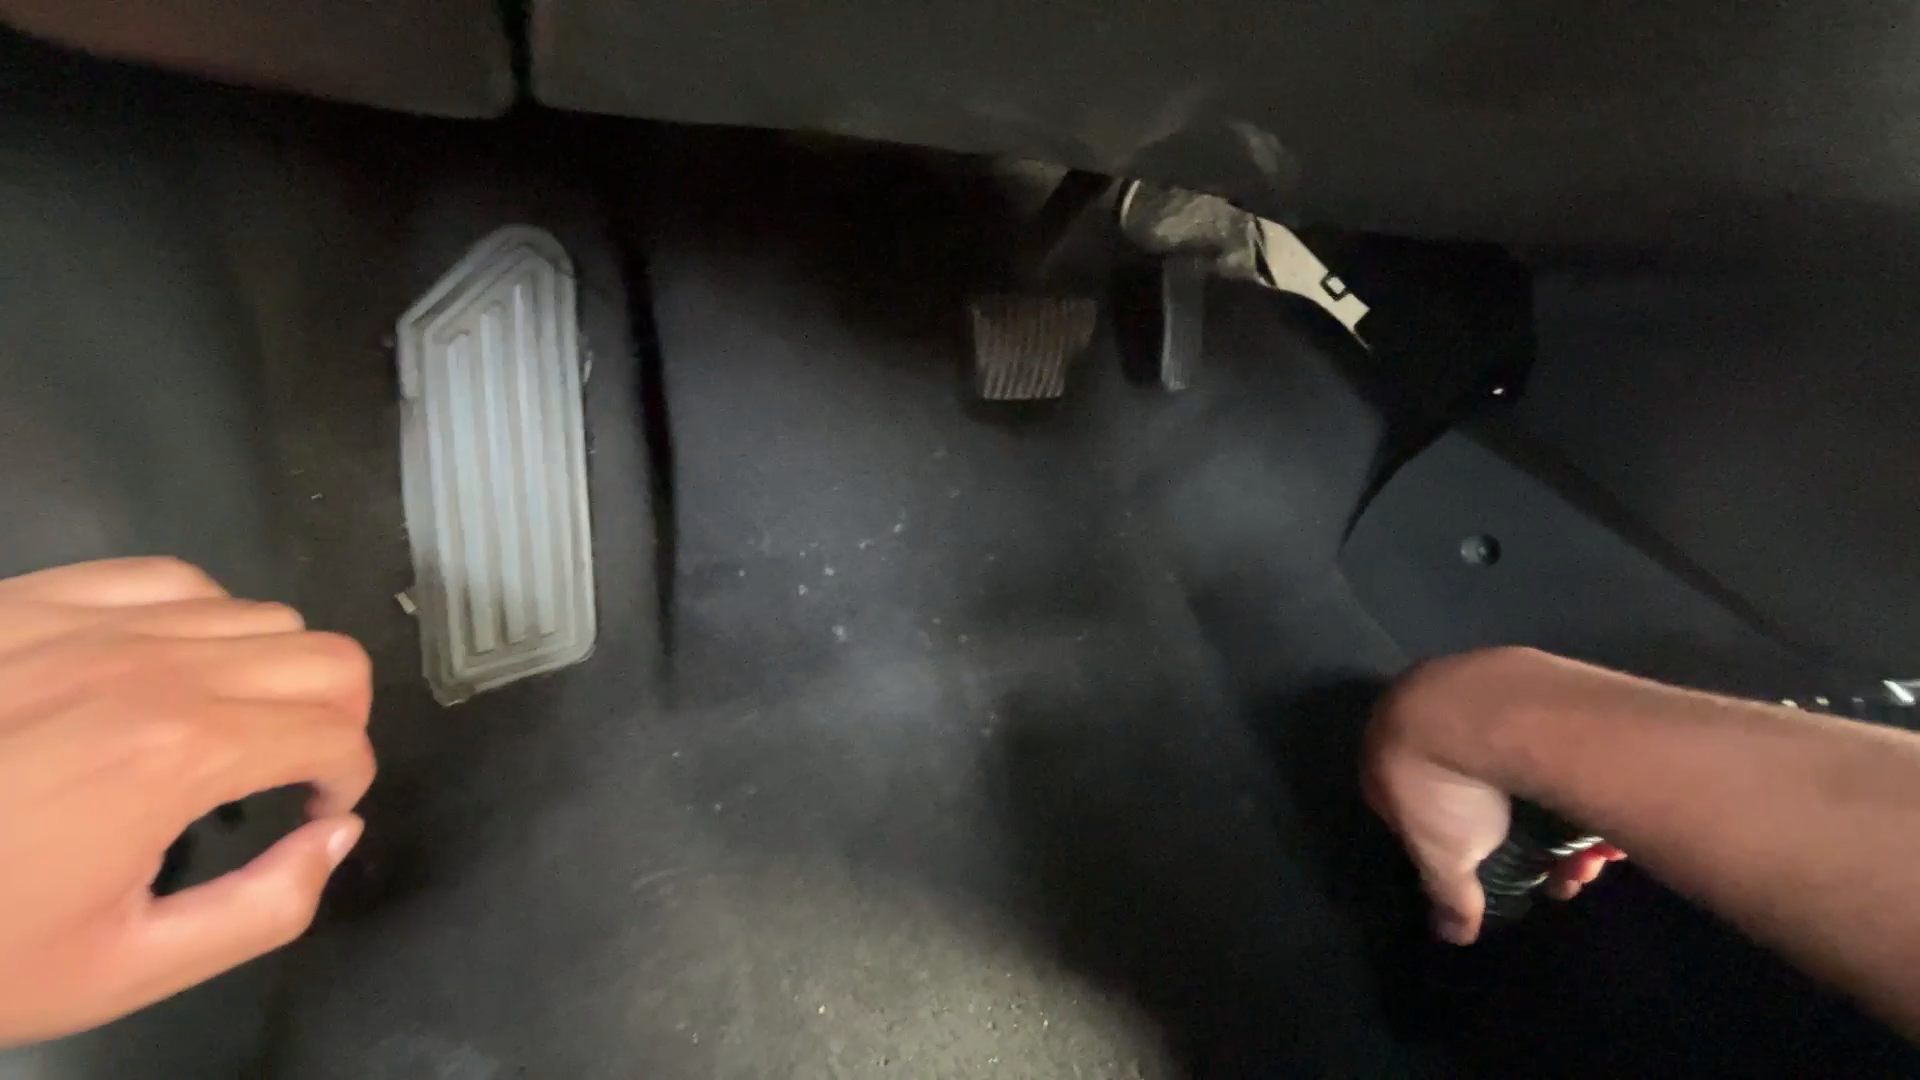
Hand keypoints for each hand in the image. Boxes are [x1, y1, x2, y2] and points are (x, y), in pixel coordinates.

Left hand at [0, 558, 374, 1044]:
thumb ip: (266, 908)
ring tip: (232, 719)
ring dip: (278, 673)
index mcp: (184, 754)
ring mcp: (91, 626)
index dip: (349, 780)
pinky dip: (207, 621)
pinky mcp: (33, 603)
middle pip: (333, 660)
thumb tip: (335, 834)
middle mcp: (158, 670)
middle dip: (341, 718)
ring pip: (271, 618)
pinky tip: (170, 667)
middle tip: (297, 764)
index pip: (340, 738)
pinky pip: (181, 582)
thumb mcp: (113, 973)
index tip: (314, 812)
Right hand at [1365, 653, 1624, 944]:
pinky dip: (1556, 759)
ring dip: (1541, 796)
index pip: (1408, 799)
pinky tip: (1588, 786)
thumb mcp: (1444, 854)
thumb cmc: (1446, 785)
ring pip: (1499, 750)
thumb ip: (1448, 892)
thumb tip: (1450, 937)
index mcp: (1382, 754)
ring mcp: (1454, 684)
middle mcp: (1410, 713)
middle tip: (1554, 860)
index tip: (1494, 865)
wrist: (1481, 708)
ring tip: (1589, 837)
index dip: (1451, 838)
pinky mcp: (1500, 668)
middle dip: (1510, 826)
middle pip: (1461, 776)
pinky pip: (1531, 725)